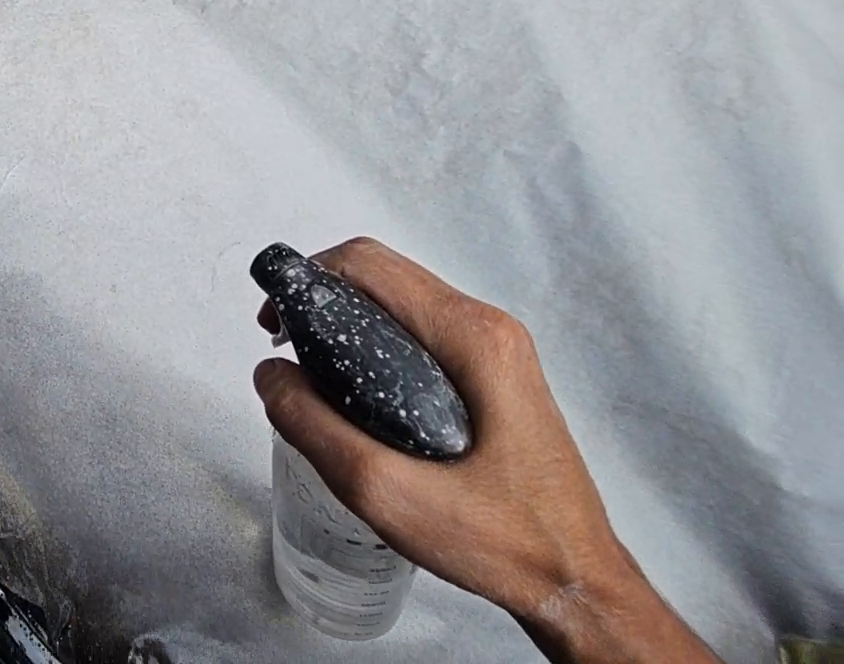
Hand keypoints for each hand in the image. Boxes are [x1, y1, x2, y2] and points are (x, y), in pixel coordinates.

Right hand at [254, 238, 716, 663]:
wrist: (581, 588)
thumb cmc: (501, 543)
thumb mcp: (381, 490)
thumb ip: (311, 424)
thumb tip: (270, 374)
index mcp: (471, 338)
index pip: (366, 265)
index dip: (304, 280)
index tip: (275, 327)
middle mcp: (487, 328)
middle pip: (378, 271)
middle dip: (316, 294)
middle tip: (285, 346)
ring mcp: (494, 348)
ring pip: (394, 296)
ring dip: (340, 315)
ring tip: (312, 370)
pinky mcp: (491, 370)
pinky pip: (413, 325)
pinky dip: (368, 335)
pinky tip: (352, 385)